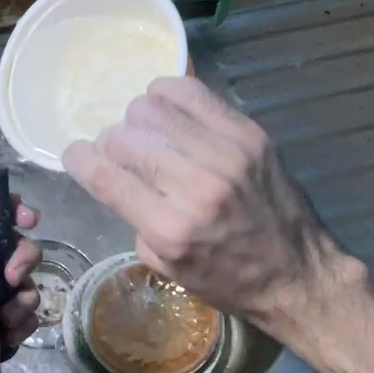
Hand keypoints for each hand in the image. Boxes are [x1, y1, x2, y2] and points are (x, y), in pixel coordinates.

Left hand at [0, 188, 41, 372]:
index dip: (4, 213)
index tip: (30, 218)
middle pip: (5, 247)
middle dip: (19, 265)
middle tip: (15, 280)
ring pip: (20, 278)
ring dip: (21, 299)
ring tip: (7, 320)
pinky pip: (23, 304)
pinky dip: (22, 319)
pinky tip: (10, 337)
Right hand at [61, 77, 363, 339]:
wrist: (298, 273)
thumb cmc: (229, 280)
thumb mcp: (169, 267)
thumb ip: (137, 221)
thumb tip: (119, 178)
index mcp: (170, 229)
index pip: (105, 175)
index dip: (79, 159)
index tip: (75, 155)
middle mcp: (195, 186)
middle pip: (124, 137)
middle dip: (111, 143)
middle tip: (121, 155)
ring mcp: (225, 155)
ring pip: (153, 108)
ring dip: (138, 119)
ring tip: (149, 134)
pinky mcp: (248, 134)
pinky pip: (192, 92)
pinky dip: (168, 94)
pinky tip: (168, 109)